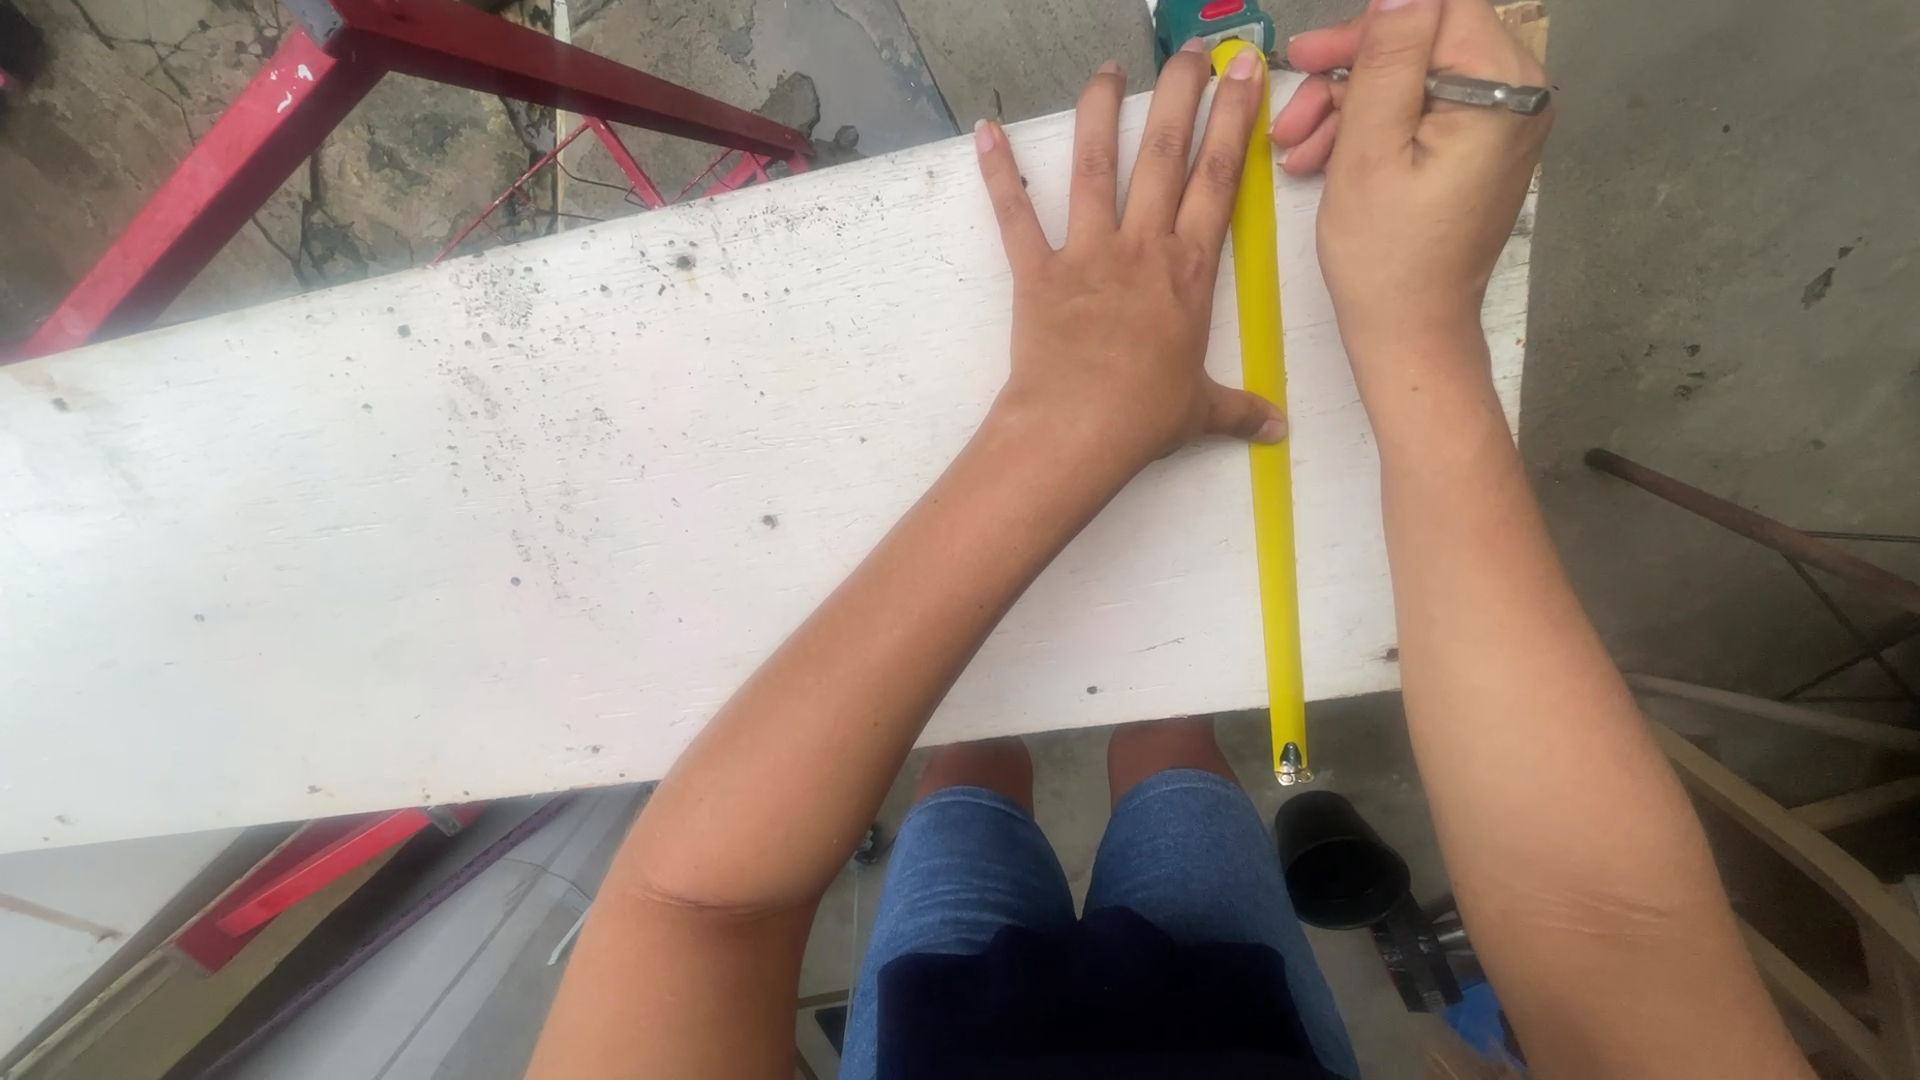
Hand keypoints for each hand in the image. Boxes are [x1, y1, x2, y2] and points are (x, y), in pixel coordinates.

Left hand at [973, 46, 1286, 477]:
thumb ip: (1240, 411)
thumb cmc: (1143, 419)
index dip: (1234, 120)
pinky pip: (1015, 216)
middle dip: (1180, 92)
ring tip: (1107, 69)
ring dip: (1100, 112)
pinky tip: (987, 131)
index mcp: (1188, 272)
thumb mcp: (1200, 412)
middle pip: (1164, 153)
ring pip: (1094, 167)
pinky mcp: (1038, 274)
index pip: (1219, 179)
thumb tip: (1277, 430)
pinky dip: (999, 174)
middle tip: (1189, 49)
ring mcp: (1087, 256)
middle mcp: (1141, 249)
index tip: (1244, 70)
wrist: (1077, 432)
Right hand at [1271, 0, 1551, 381]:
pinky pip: (1421, 117)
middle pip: (1423, 47)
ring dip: (1348, 112)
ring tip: (1297, 156)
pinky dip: (1371, 135)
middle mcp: (1518, 94)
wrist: (1409, 332)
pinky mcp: (1479, 152)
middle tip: (1289, 124)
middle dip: (1348, 81)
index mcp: (1501, 88)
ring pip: (1414, 84)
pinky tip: (1325, 163)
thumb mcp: (1368, 156)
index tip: (1303, 59)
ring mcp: (1501, 125)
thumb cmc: (1383, 256)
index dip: (1365, 29)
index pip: (1435, 12)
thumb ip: (1386, 62)